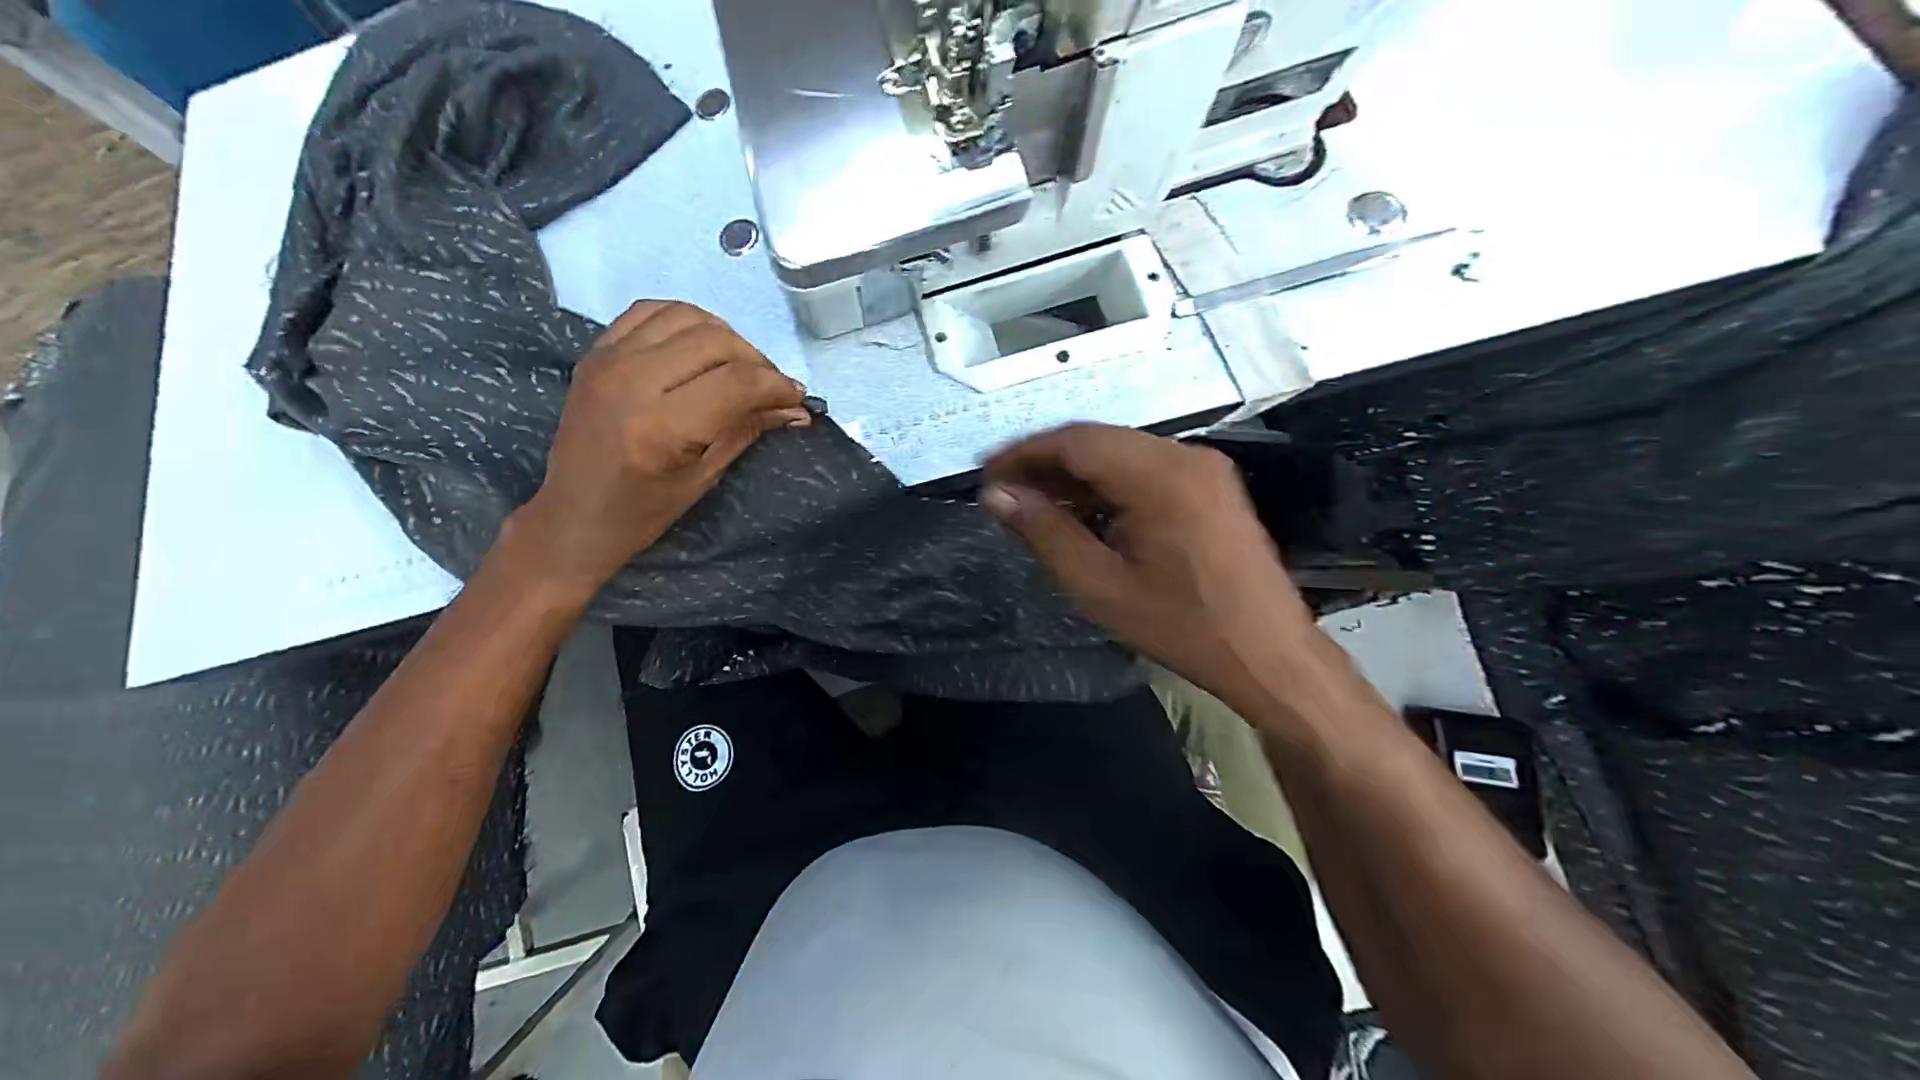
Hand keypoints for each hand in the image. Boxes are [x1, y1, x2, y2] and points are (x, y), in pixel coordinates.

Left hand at [505, 301, 808, 595]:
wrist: (573, 513)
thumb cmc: (644, 510)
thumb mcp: (706, 475)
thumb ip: (748, 429)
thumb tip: (796, 408)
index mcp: (660, 427)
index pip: (737, 383)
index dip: (776, 386)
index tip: (796, 398)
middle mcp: (631, 382)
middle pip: (717, 342)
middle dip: (757, 362)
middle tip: (771, 388)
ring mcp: (608, 360)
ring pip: (687, 317)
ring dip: (726, 337)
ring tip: (739, 366)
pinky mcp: (596, 351)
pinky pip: (650, 311)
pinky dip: (685, 321)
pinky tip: (699, 346)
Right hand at [982, 424, 1315, 700]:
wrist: (1268, 655)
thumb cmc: (1182, 627)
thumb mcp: (1099, 586)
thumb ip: (1044, 532)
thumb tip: (998, 496)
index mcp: (1160, 476)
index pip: (1075, 441)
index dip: (1024, 453)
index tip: (987, 474)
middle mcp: (1185, 457)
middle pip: (1098, 441)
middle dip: (1045, 463)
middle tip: (1004, 493)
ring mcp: (1203, 469)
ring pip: (1120, 453)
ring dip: (1074, 474)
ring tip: (1034, 505)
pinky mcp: (1210, 487)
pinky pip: (1145, 470)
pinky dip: (1106, 484)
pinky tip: (1081, 512)